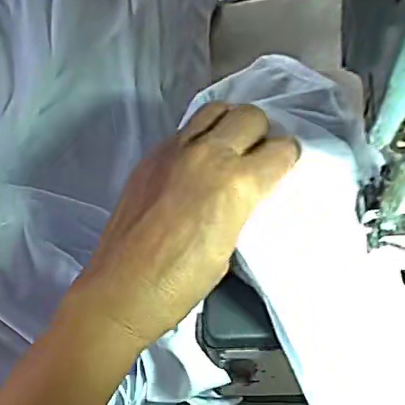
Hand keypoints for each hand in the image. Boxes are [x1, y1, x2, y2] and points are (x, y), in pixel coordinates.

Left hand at [61, 103, 298, 348]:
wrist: (120, 293)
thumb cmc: (177, 287)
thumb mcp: (226, 252)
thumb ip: (240, 212)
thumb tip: (242, 198)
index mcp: (236, 184)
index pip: (280, 150)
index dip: (284, 161)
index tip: (280, 171)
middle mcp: (207, 156)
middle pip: (250, 116)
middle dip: (260, 134)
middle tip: (255, 159)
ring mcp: (174, 153)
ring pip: (215, 111)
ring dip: (228, 125)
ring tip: (226, 151)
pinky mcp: (148, 160)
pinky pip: (182, 131)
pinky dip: (196, 138)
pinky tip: (193, 165)